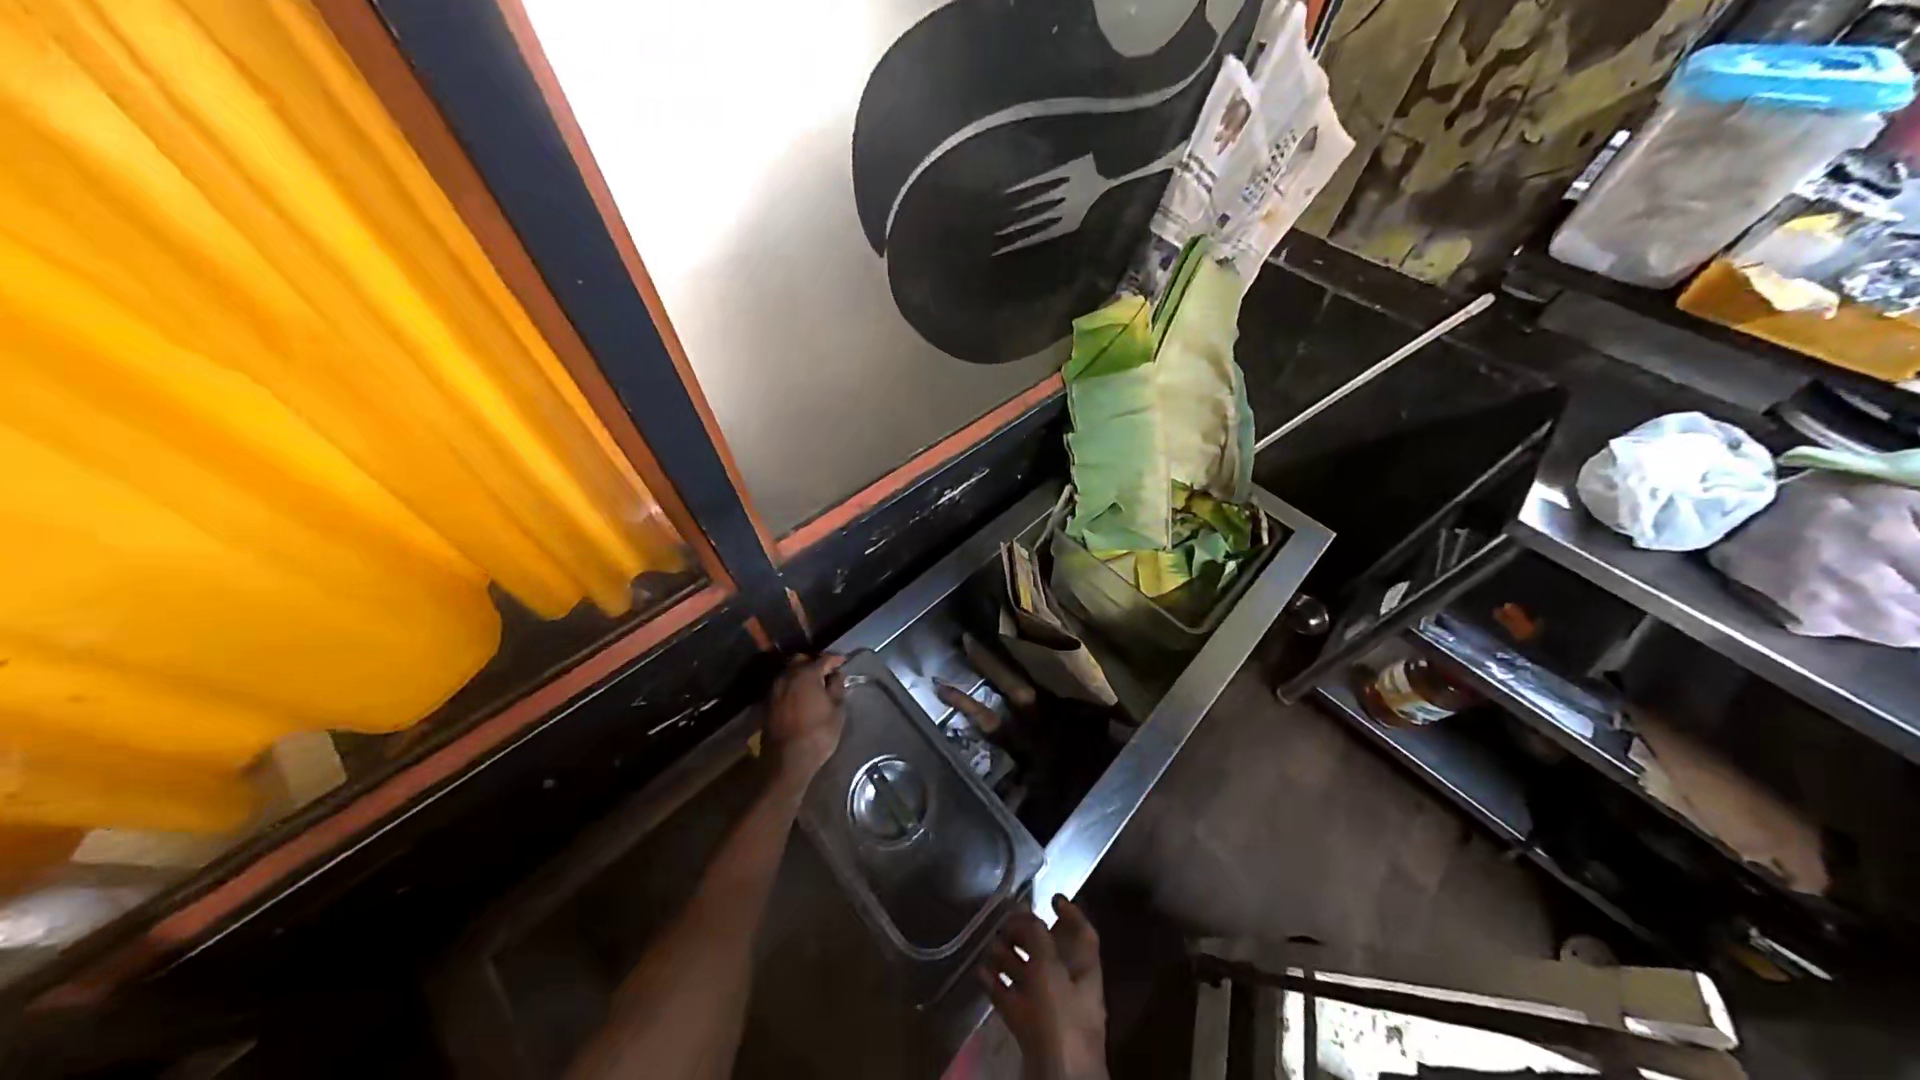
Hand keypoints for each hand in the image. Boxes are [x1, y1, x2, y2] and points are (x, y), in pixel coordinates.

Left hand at [764, 654, 847, 790]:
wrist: (788, 761)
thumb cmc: (818, 734)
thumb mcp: (837, 711)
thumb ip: (837, 688)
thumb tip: (837, 675)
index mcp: (806, 674)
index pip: (824, 659)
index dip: (836, 659)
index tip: (844, 662)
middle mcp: (787, 676)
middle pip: (801, 660)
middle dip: (815, 662)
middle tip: (828, 672)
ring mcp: (775, 689)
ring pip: (789, 672)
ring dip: (802, 674)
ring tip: (815, 684)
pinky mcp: (768, 702)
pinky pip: (783, 686)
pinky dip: (793, 686)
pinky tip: (802, 696)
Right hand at [979, 897, 1106, 1079]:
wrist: (1058, 1079)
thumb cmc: (1061, 1017)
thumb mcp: (1050, 969)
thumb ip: (1039, 937)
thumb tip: (1027, 914)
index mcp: (1084, 971)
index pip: (1083, 934)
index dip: (1070, 913)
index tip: (1051, 896)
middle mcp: (1070, 988)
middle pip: (1050, 953)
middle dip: (1028, 934)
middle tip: (1005, 921)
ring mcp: (1049, 1010)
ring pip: (1029, 976)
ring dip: (1009, 958)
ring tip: (988, 944)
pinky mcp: (1029, 1029)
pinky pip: (1012, 1000)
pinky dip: (997, 985)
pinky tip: (980, 973)